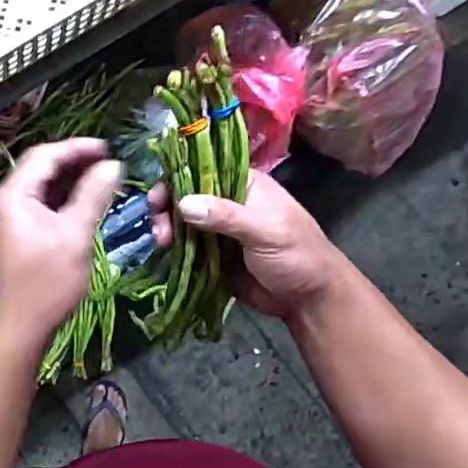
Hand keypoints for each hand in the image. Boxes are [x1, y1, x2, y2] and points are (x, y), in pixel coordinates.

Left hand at [0, 138, 121, 343]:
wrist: (20, 326)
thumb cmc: (46, 282)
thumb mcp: (75, 235)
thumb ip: (93, 196)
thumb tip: (112, 165)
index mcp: (14, 195)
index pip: (44, 155)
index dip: (77, 147)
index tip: (108, 148)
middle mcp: (7, 201)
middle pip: (41, 168)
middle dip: (75, 162)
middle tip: (108, 162)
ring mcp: (11, 219)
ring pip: (43, 188)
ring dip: (71, 181)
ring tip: (103, 179)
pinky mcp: (19, 235)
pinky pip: (42, 206)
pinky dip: (64, 200)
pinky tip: (87, 203)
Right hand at [149, 169, 353, 320]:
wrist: (308, 299)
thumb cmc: (297, 255)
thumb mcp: (265, 230)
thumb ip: (226, 216)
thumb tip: (183, 203)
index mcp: (245, 183)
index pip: (204, 168)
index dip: (177, 178)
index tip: (159, 197)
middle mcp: (228, 202)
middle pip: (187, 195)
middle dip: (167, 208)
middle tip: (160, 229)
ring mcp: (219, 230)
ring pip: (183, 221)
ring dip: (167, 229)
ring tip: (162, 243)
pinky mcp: (213, 256)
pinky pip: (187, 247)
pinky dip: (174, 249)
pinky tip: (164, 255)